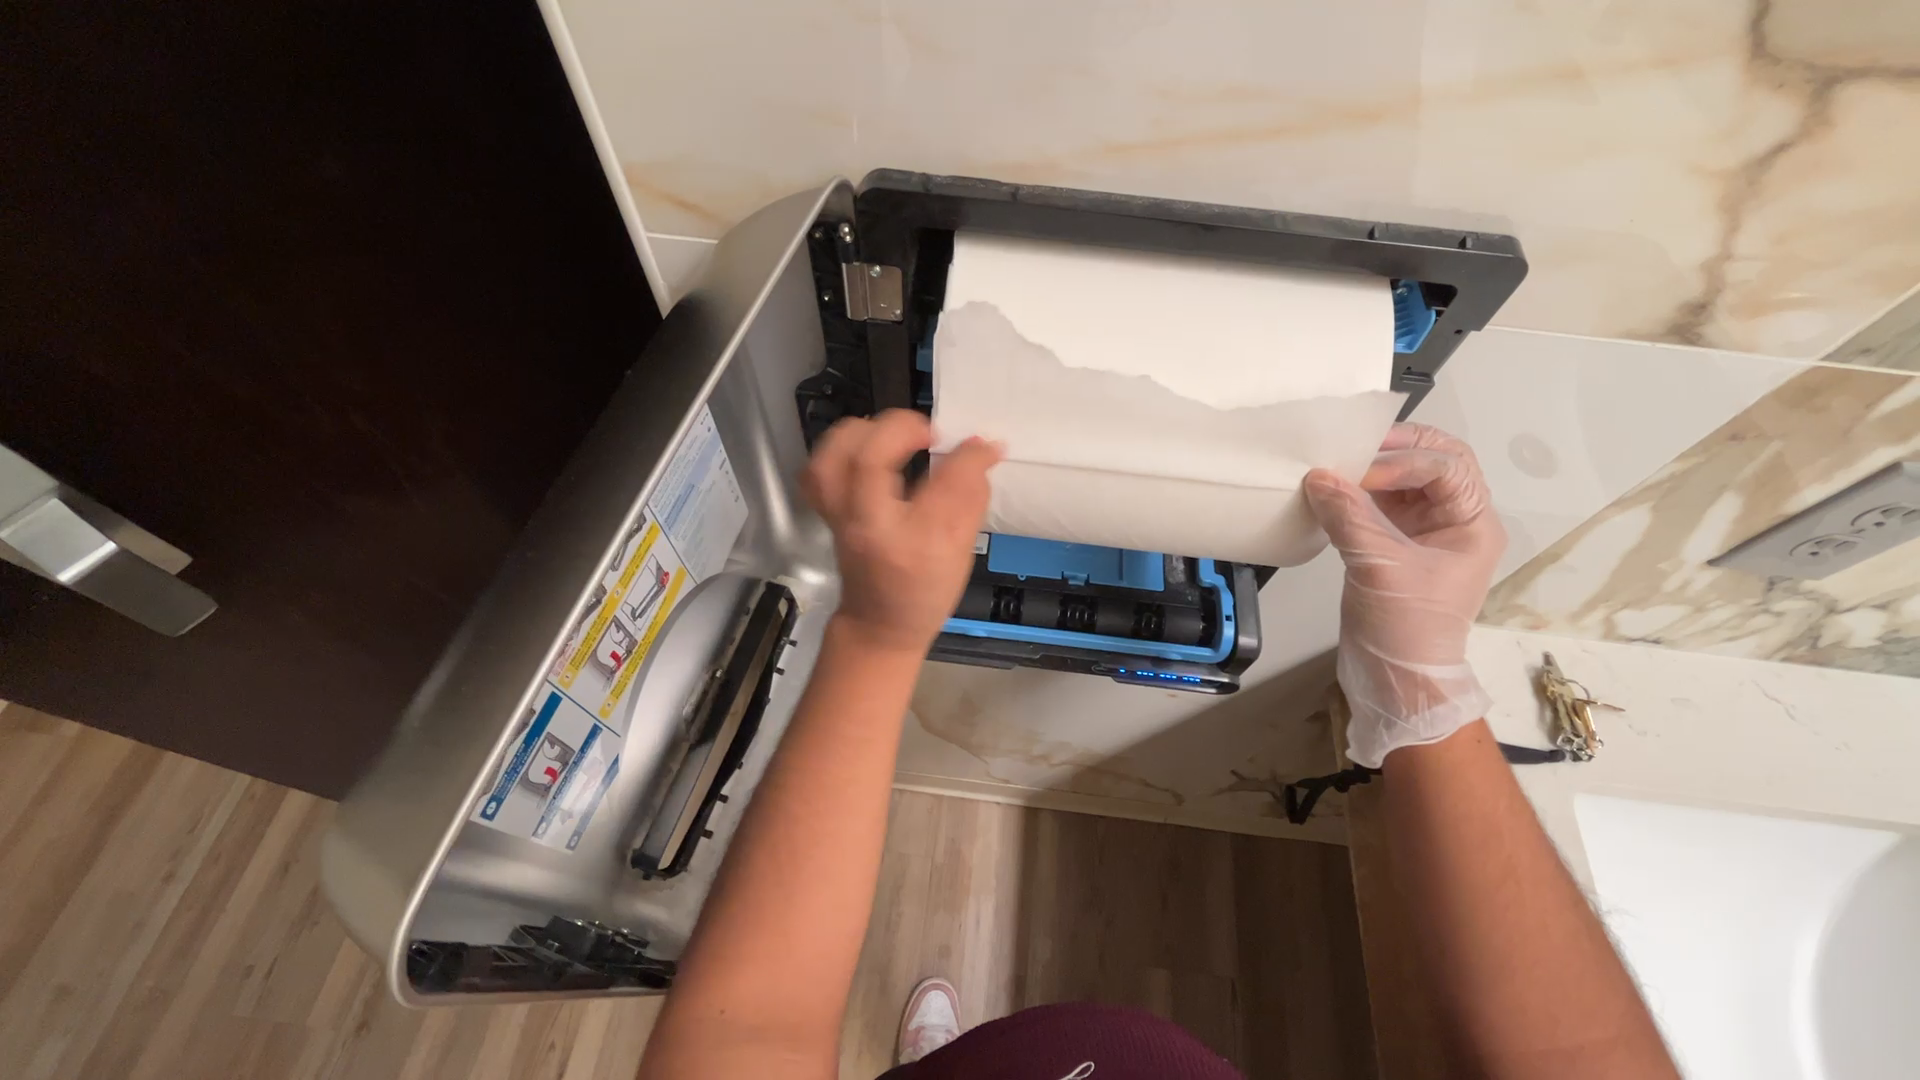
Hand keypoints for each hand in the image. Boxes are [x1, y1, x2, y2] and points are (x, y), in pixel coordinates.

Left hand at [802, 410, 1001, 655]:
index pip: (940, 483)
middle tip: (931, 435)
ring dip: (866, 432)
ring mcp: (837, 514)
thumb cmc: (923, 592)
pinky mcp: (825, 508)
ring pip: (833, 456)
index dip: (967, 456)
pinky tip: (866, 449)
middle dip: (902, 429)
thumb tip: (984, 450)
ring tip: (895, 436)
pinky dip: (841, 448)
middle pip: (866, 456)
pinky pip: (819, 467)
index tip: (985, 446)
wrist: (878, 624)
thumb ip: (971, 497)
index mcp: (906, 538)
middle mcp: (863, 522)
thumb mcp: (960, 550)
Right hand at [1303, 423, 1504, 767]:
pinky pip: (1379, 504)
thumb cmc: (1405, 626)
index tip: (1358, 475)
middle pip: (1435, 463)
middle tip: (1354, 443)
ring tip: (1337, 463)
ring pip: (1406, 481)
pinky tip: (1330, 491)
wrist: (1396, 678)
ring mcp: (1423, 533)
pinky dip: (1356, 493)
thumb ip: (1349, 517)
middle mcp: (1453, 521)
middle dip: (1397, 448)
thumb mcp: (1379, 567)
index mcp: (1472, 524)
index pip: (1446, 468)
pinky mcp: (1392, 546)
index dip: (1402, 462)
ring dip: (1374, 469)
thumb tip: (1317, 476)